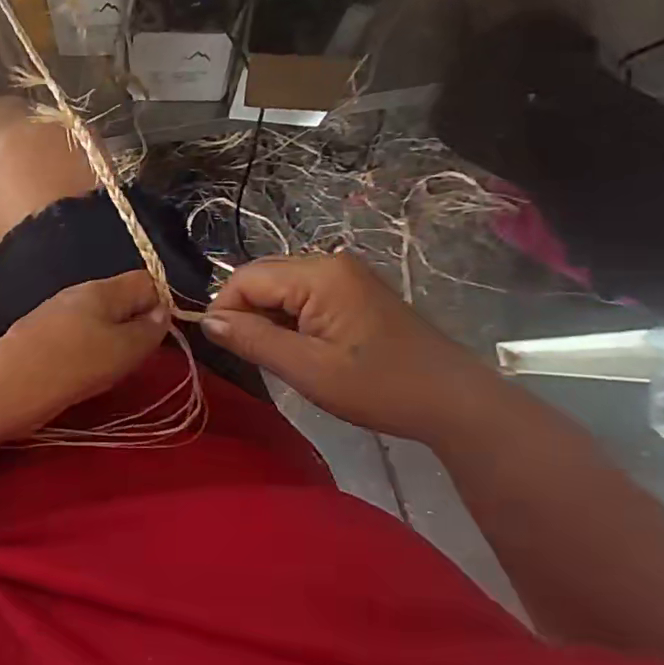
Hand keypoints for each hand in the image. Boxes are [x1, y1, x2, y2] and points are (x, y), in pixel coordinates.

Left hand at [0, 270, 168, 443]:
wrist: (9, 385)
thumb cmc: (75, 363)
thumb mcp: (125, 349)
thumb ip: (149, 328)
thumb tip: (162, 311)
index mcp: (102, 288)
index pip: (145, 279)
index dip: (161, 303)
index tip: (163, 336)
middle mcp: (78, 293)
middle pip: (121, 300)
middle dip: (136, 325)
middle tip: (139, 357)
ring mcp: (57, 313)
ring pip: (100, 320)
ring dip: (112, 341)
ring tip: (113, 369)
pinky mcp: (42, 335)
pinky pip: (78, 336)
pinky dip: (89, 352)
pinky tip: (85, 372)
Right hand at [200, 254, 506, 443]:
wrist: (455, 402)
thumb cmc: (380, 387)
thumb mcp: (307, 369)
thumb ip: (253, 340)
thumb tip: (208, 322)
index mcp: (319, 274)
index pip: (245, 278)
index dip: (225, 310)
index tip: (226, 348)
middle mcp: (330, 262)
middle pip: (261, 277)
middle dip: (245, 313)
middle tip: (254, 355)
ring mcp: (344, 274)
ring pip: (279, 287)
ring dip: (267, 317)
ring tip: (280, 355)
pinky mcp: (353, 290)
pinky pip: (302, 294)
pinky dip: (289, 318)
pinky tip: (301, 347)